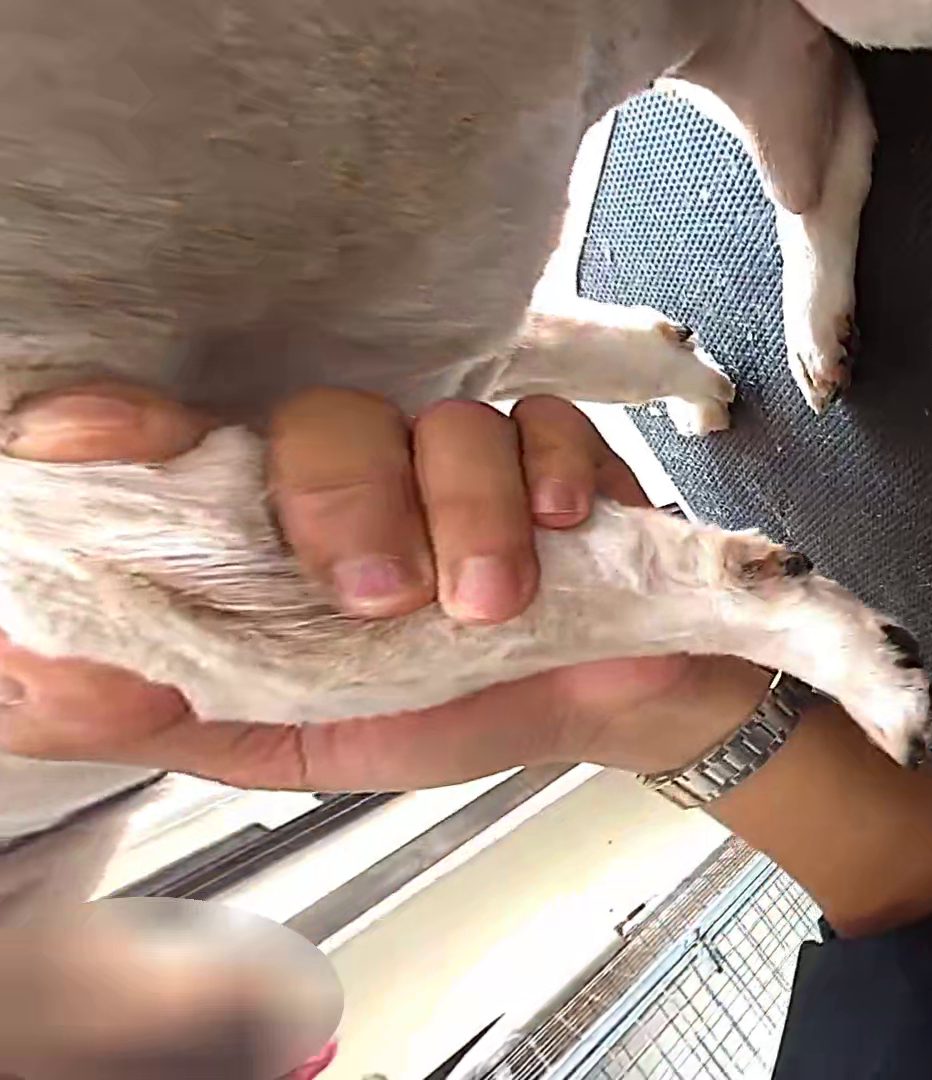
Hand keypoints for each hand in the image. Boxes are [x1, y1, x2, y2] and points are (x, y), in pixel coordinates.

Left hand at [0, 382, 763, 789]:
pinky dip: (554, 467)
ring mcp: (489, 465)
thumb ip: (184, 714)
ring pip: (454, 425)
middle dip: (349, 503)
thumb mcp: (317, 742)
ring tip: (497, 604)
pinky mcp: (577, 462)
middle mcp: (388, 483)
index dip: (134, 431)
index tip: (83, 443)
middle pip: (332, 421)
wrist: (612, 705)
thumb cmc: (475, 716)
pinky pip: (553, 424)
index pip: (196, 449)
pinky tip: (565, 521)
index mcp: (301, 541)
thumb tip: (27, 679)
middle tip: (391, 600)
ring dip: (471, 513)